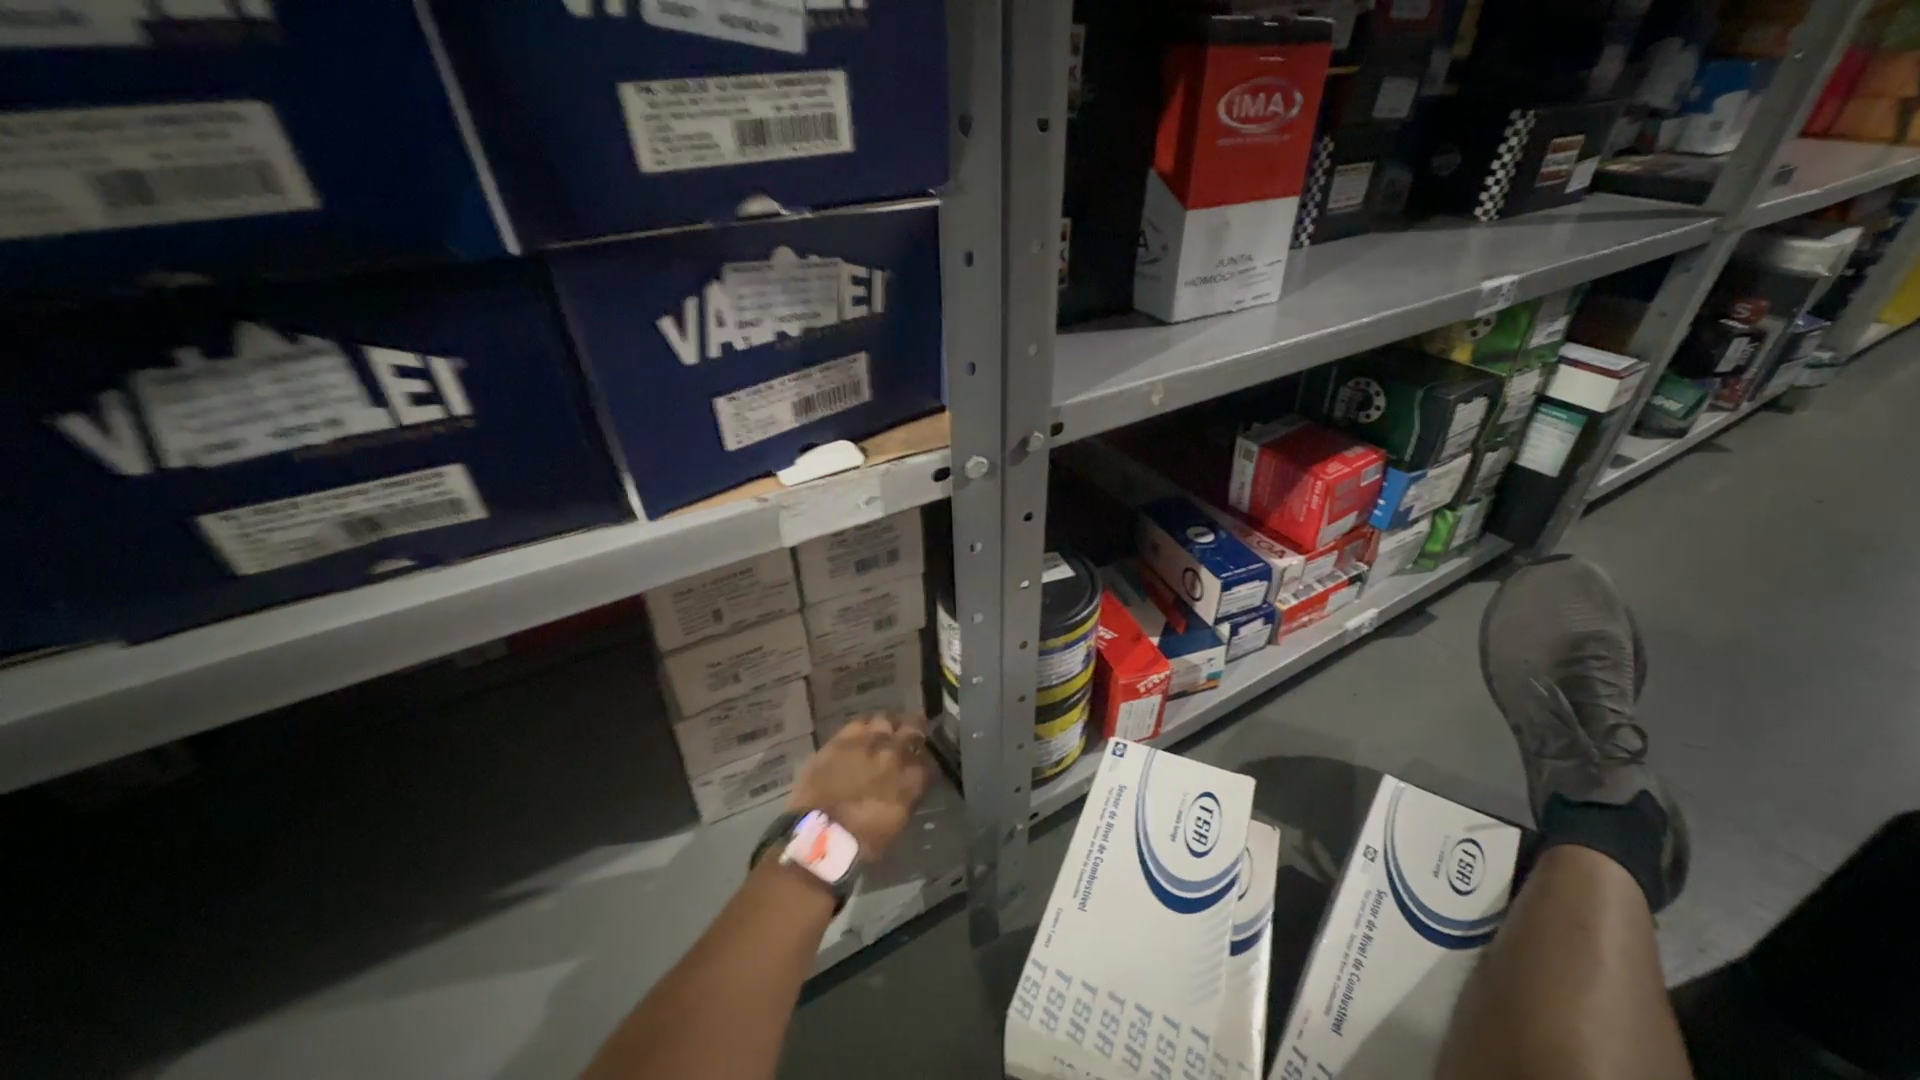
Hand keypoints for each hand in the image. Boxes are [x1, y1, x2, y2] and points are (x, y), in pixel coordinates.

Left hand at [786, 713, 931, 863]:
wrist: (820, 834)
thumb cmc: (862, 841)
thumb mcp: (897, 823)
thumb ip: (909, 797)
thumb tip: (911, 784)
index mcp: (913, 779)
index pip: (930, 761)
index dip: (927, 760)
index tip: (923, 762)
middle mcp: (895, 754)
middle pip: (914, 731)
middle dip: (916, 733)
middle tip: (913, 735)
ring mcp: (867, 742)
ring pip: (887, 720)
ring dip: (891, 725)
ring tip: (889, 729)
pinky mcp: (842, 740)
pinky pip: (860, 722)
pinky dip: (867, 724)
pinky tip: (866, 729)